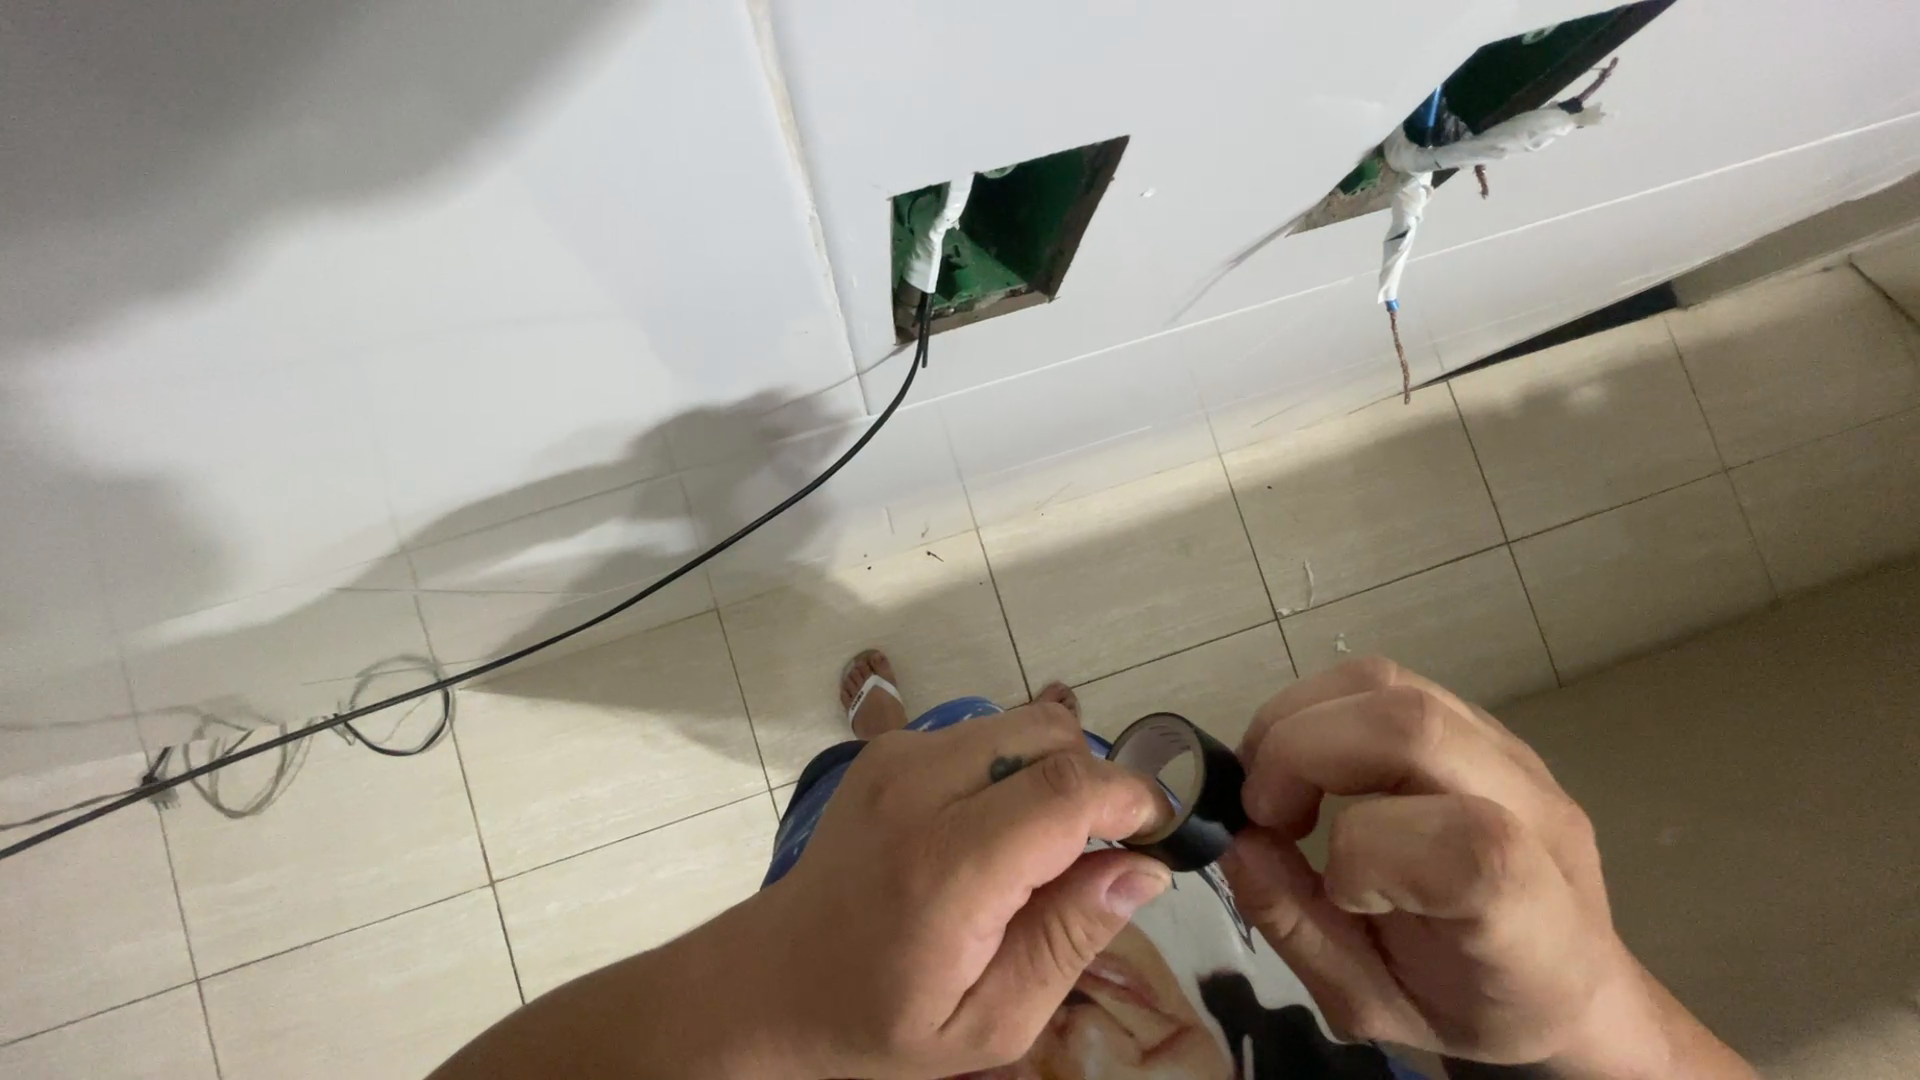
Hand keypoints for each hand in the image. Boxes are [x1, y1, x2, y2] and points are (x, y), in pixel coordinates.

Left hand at [753, 702, 1174, 1079]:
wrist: (778, 979)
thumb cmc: (885, 1018)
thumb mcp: (992, 1019)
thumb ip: (1070, 936)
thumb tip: (1145, 867)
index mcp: (945, 867)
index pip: (1063, 790)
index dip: (1129, 797)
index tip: (1156, 829)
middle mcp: (917, 787)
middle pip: (1048, 733)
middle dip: (1096, 777)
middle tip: (1098, 844)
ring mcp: (896, 756)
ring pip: (1020, 721)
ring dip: (1055, 767)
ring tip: (1041, 839)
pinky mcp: (888, 746)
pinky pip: (983, 731)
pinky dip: (1013, 764)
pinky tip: (993, 823)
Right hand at [1221, 657, 1668, 1075]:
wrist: (1562, 979)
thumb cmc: (1467, 1003)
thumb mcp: (1372, 1007)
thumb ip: (1296, 927)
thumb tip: (1237, 841)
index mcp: (1531, 916)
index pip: (1466, 843)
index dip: (1365, 850)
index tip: (1327, 884)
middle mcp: (1535, 814)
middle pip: (1411, 727)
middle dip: (1298, 751)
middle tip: (1262, 805)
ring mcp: (1509, 754)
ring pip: (1386, 684)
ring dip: (1296, 718)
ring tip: (1272, 776)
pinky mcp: (1478, 723)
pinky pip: (1383, 681)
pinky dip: (1316, 708)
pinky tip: (1304, 758)